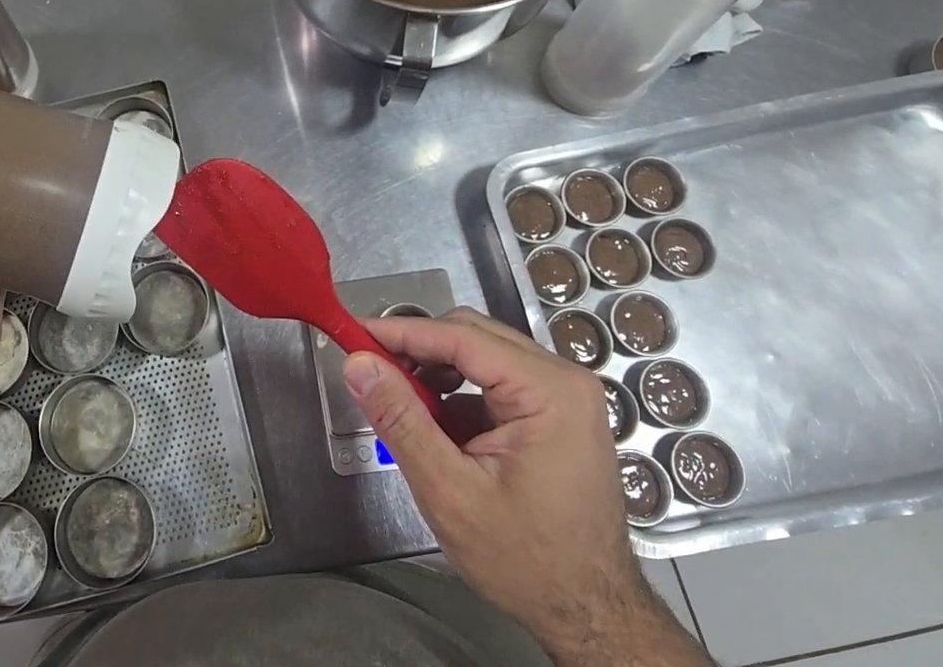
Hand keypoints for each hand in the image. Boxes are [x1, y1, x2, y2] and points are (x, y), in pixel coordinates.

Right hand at [346, 309, 705, 664]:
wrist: (589, 612)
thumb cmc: (525, 559)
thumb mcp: (450, 491)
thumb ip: (401, 420)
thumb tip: (358, 365)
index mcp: (549, 390)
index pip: (461, 336)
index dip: (401, 330)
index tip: (353, 334)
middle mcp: (564, 379)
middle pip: (474, 336)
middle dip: (417, 349)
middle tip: (370, 370)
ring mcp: (564, 396)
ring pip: (483, 356)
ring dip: (436, 371)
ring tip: (399, 403)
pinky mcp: (557, 414)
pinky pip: (496, 382)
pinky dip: (458, 394)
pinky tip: (434, 424)